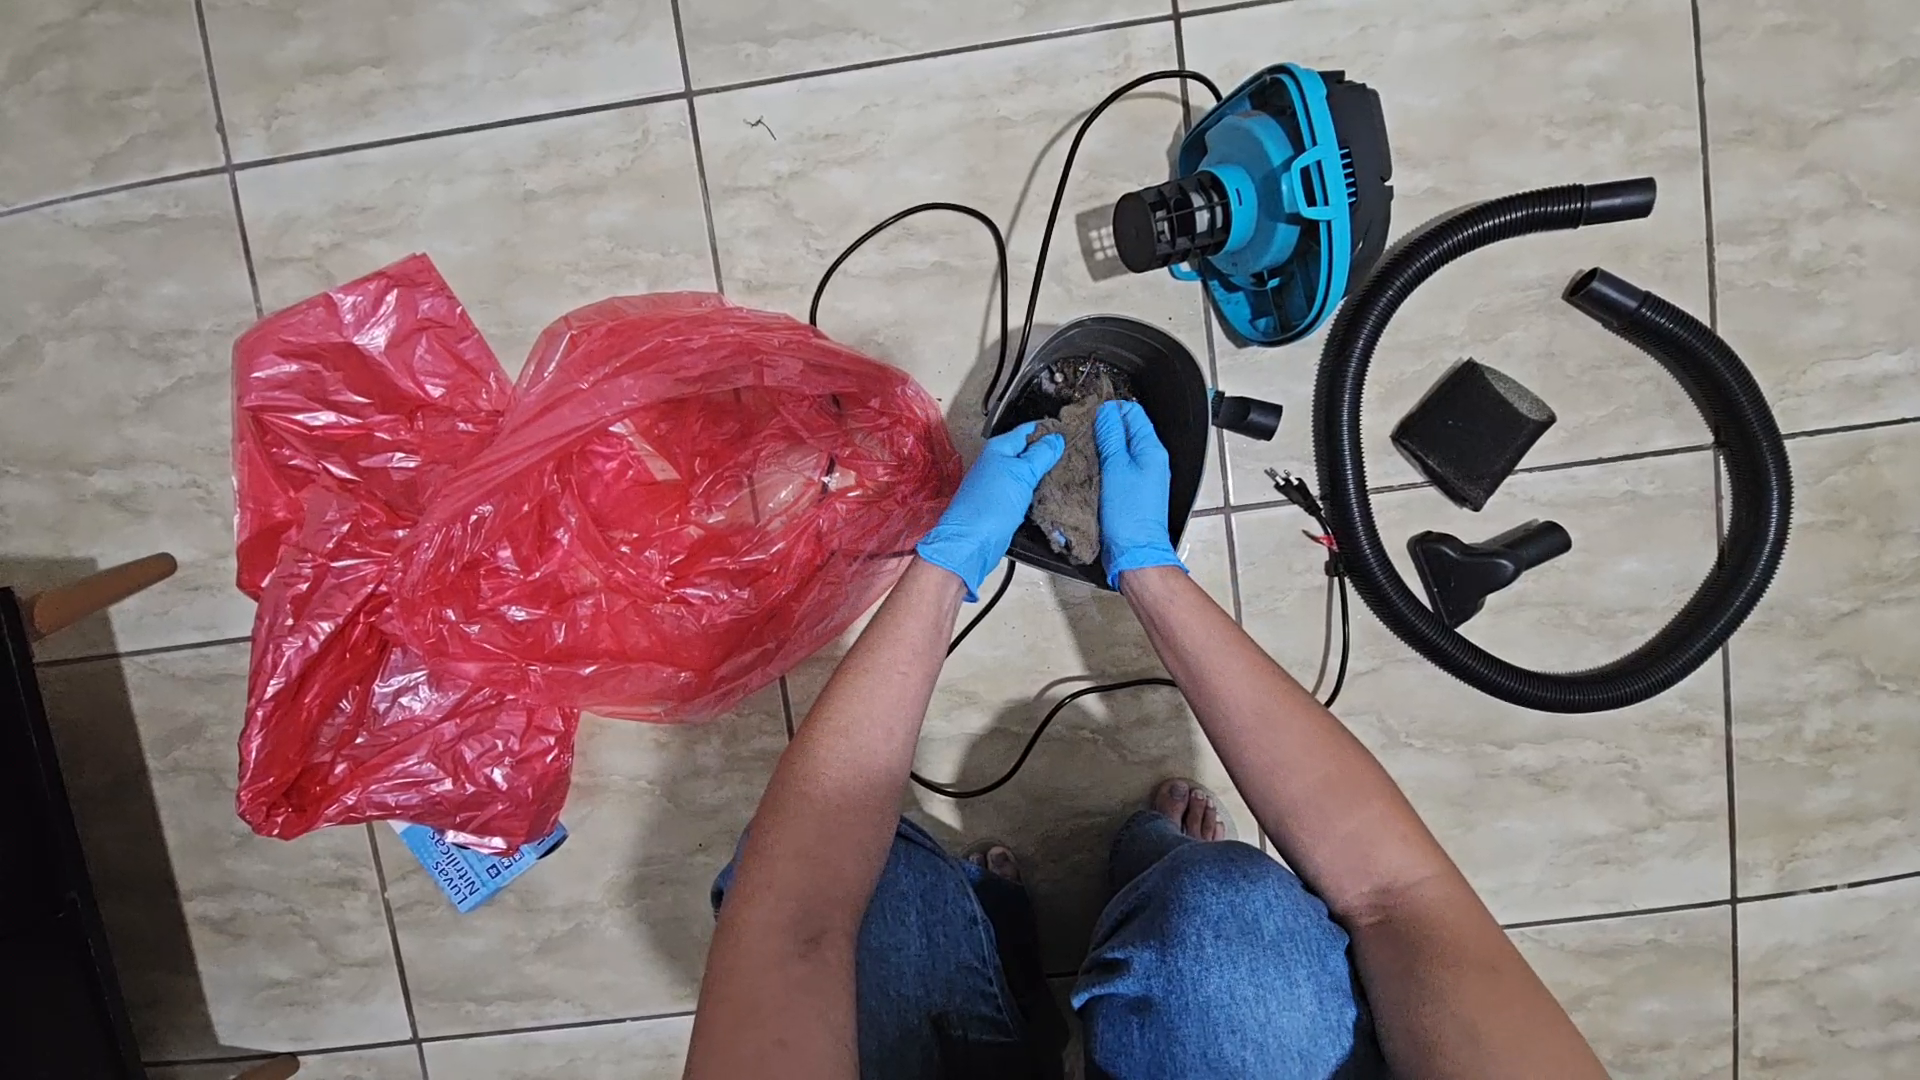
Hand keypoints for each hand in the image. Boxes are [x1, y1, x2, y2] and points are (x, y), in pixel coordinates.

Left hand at [916, 422, 1065, 599]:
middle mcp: (998, 464)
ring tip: (1068, 473)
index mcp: (999, 448)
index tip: (1070, 433)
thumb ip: (1040, 455)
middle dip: (1049, 453)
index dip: (1049, 430)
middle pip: (1029, 451)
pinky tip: (1052, 494)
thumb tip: (1056, 439)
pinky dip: (1038, 491)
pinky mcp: (1004, 504)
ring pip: (1028, 472)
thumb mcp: (1021, 474)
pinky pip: (1026, 491)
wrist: (972, 544)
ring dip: (1045, 474)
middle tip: (1074, 455)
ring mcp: (1000, 484)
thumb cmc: (988, 507)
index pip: (1028, 430)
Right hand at [1094, 400, 1185, 587]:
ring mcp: (1143, 477)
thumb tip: (1106, 412)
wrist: (1134, 552)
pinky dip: (1104, 465)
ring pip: (1121, 450)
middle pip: (1127, 430)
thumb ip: (1112, 437)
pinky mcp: (1132, 492)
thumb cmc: (1128, 514)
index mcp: (1151, 449)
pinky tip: (1090, 469)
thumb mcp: (1116, 468)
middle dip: (1105, 427)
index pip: (1133, 413)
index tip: (1089, 413)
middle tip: (1082, 432)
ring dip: (1103, 447)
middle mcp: (1151, 460)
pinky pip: (1118, 469)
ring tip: (1083, 449)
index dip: (1111, 409)